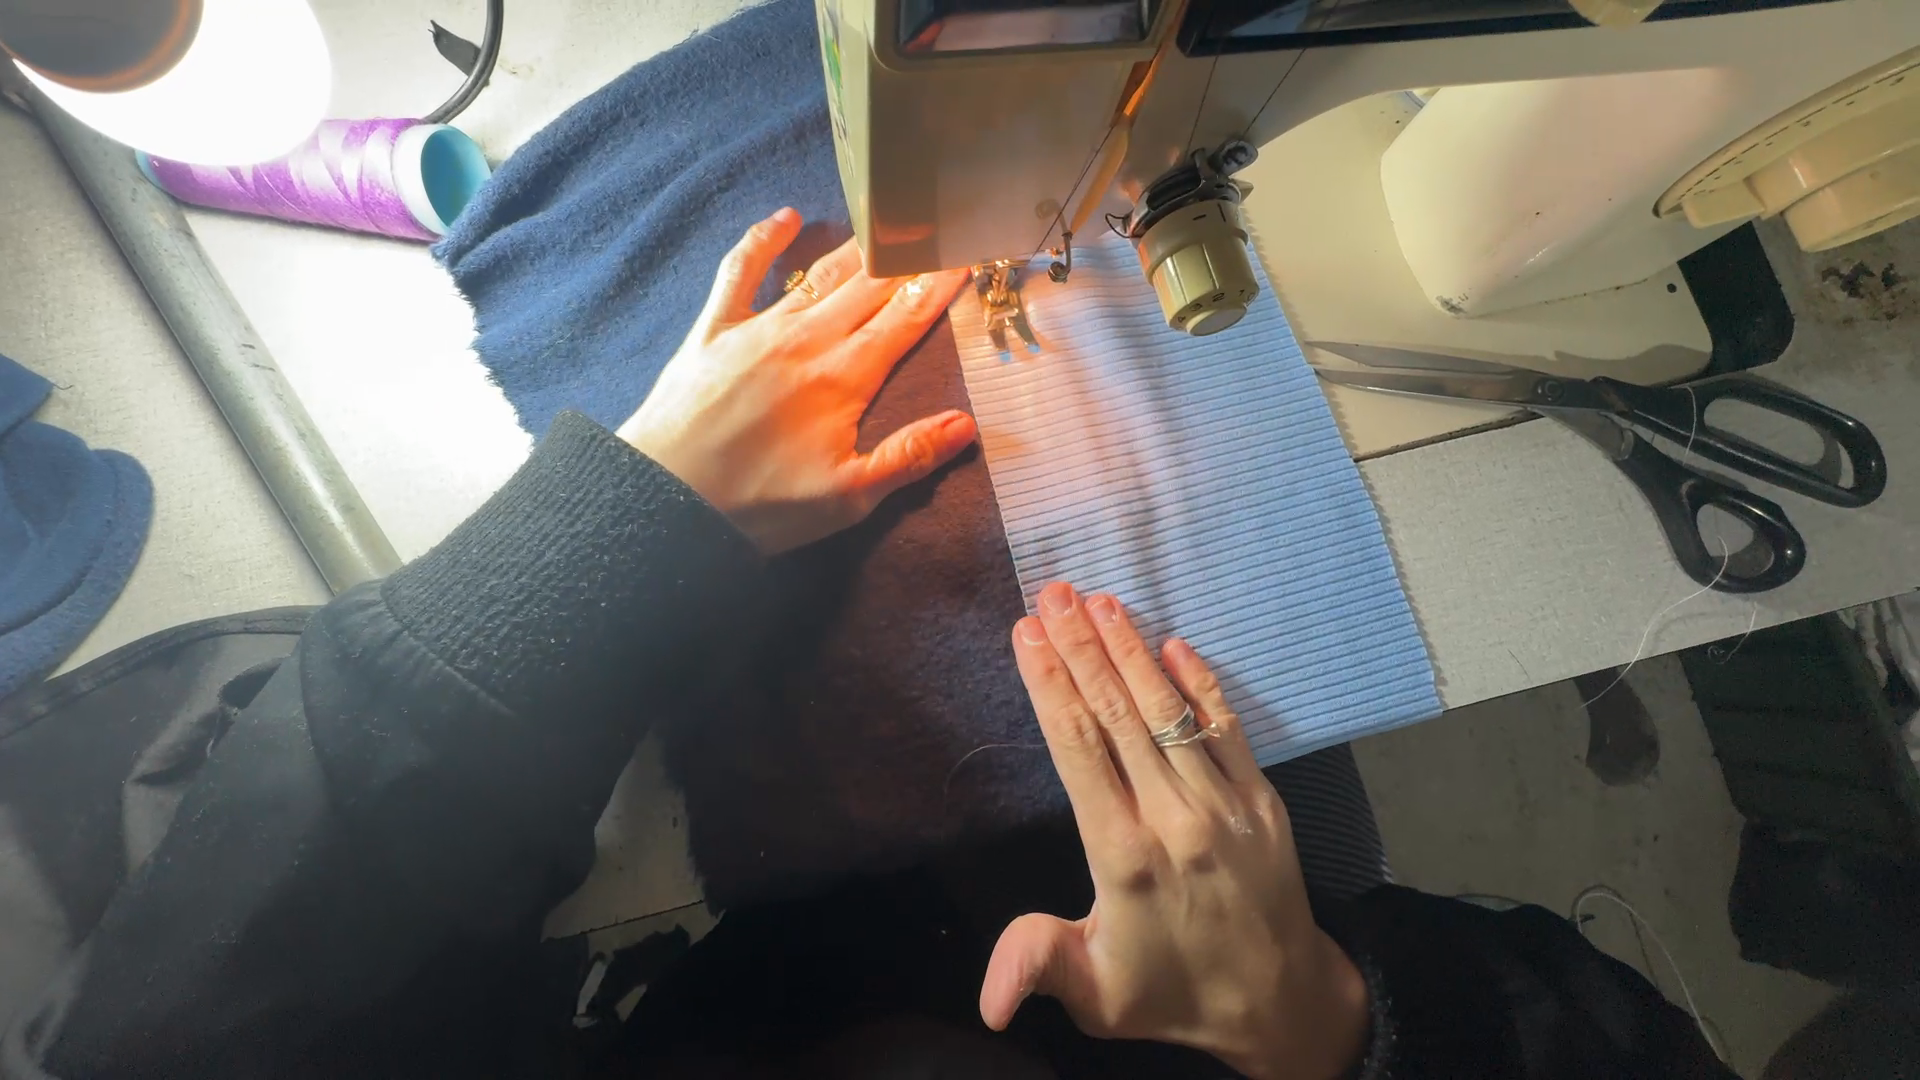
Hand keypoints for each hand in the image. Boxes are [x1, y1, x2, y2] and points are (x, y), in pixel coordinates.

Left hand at [618, 207, 975, 553]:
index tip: (964, 257)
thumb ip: (908, 457)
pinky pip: (741, 271)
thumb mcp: (848, 497)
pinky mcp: (714, 329)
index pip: (904, 318)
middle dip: (908, 257)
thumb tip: (965, 425)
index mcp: (844, 377)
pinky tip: (785, 218)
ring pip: (818, 273)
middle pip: (869, 286)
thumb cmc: (762, 504)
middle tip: (935, 230)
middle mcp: (807, 338)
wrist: (667, 500)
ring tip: (886, 224)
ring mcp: (758, 327)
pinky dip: (763, 240)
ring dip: (857, 248)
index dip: (938, 286)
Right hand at [982, 583, 1370, 1079]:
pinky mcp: (1262, 799)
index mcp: (1122, 854)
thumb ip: (1040, 967)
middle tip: (1054, 593)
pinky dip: (1201, 684)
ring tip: (1101, 601)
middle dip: (1080, 647)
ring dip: (1131, 650)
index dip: (1050, 684)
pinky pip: (1227, 729)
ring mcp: (1223, 803)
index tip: (1027, 633)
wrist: (1281, 1005)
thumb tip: (984, 1004)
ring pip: (1168, 711)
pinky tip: (1174, 642)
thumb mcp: (1097, 993)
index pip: (1077, 747)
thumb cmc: (1171, 991)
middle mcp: (1171, 816)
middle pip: (1117, 713)